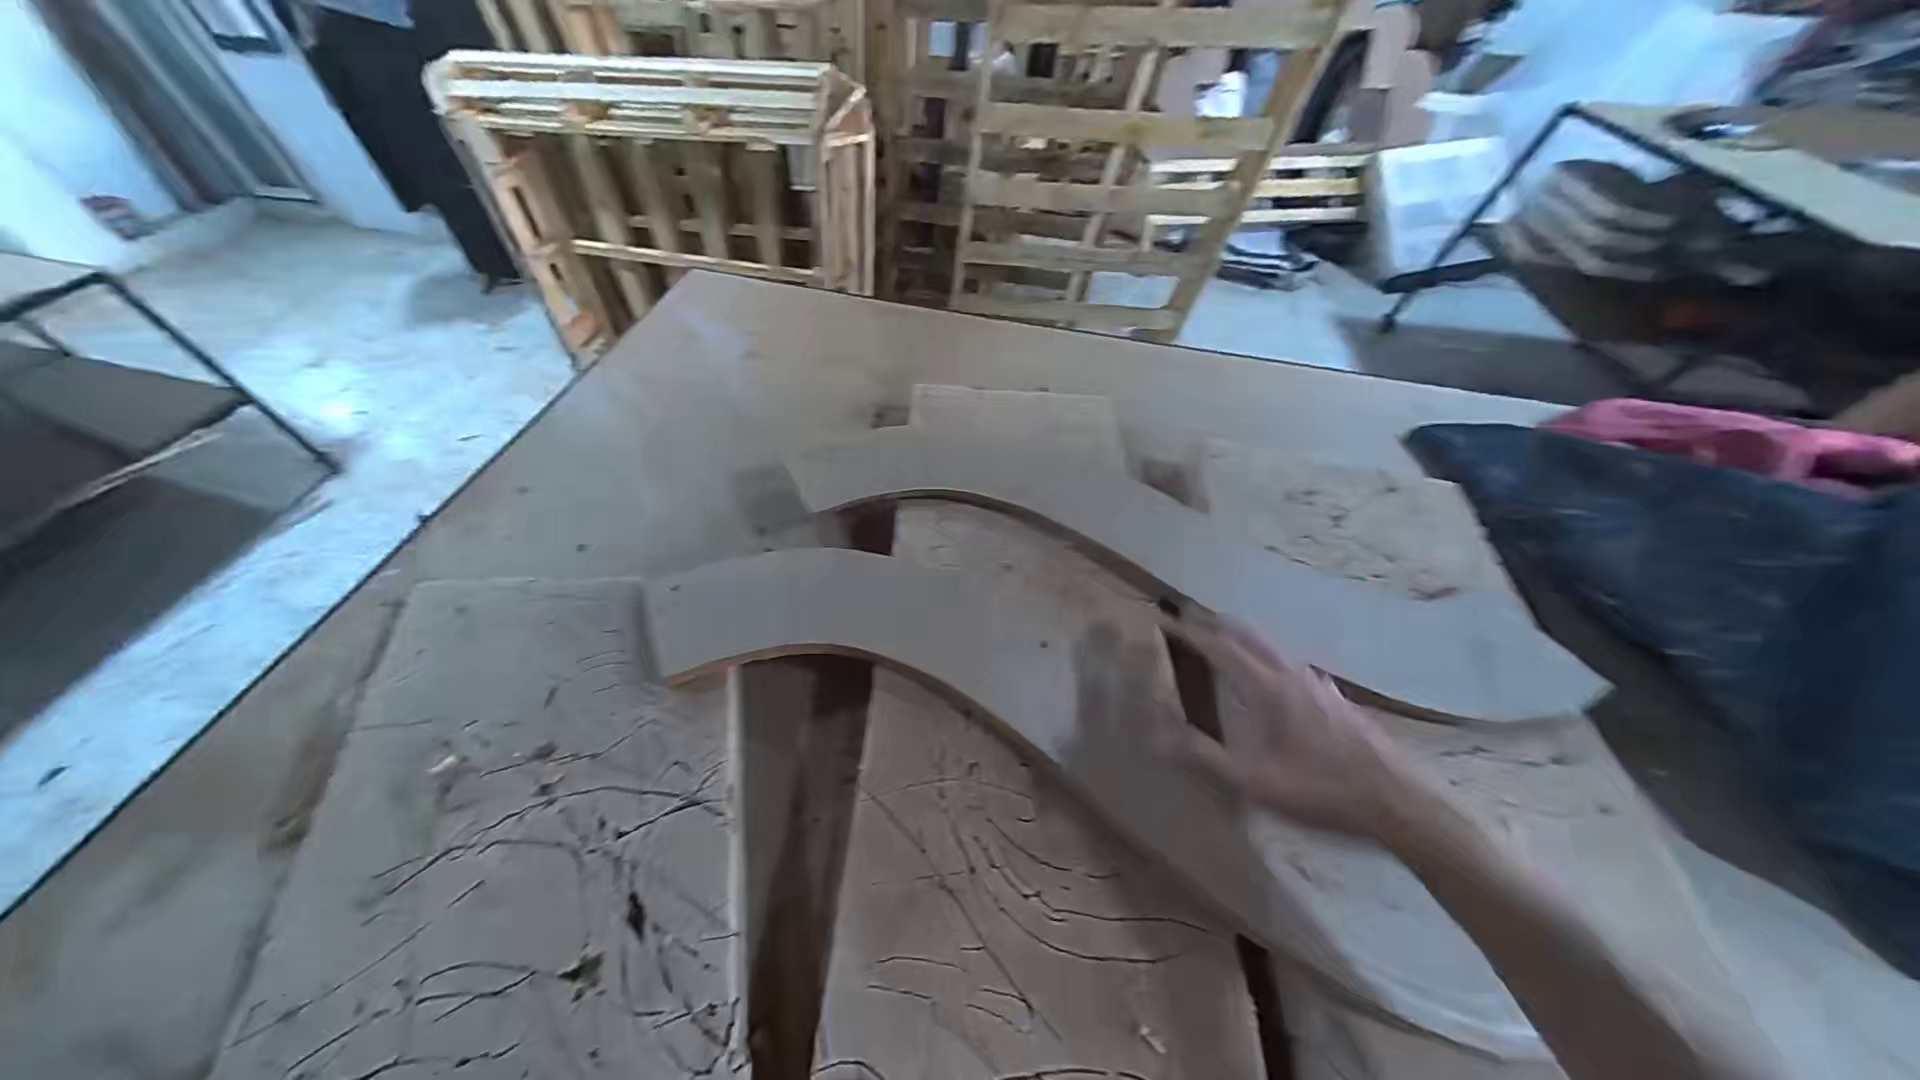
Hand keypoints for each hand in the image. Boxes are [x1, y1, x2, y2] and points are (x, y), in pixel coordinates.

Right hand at [1166, 617, 1433, 842]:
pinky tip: (1273, 679)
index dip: (1193, 635)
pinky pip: (1293, 664)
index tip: (1169, 624)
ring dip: (1247, 639)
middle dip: (1220, 625)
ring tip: (1227, 642)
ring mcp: (1321, 685)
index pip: (1223, 649)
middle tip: (1195, 621)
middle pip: (1252, 636)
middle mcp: (1295, 676)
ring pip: (1276, 648)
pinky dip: (1270, 657)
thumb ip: (1207, 758)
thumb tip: (1160, 739)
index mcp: (1271, 689)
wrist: (1400, 803)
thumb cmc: (1323, 791)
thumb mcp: (1257, 783)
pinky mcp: (1337, 700)